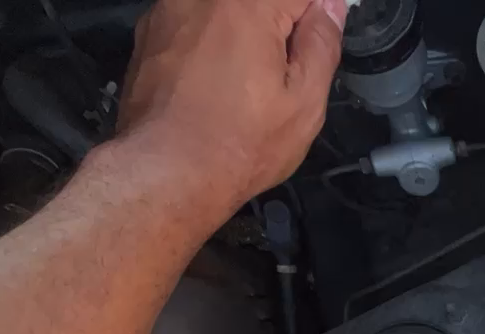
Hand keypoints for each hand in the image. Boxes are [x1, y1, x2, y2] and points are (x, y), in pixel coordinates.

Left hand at [113, 0, 347, 214]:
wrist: (171, 167)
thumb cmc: (240, 143)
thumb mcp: (304, 104)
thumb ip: (322, 45)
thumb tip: (331, 7)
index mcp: (250, 5)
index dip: (319, 15)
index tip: (320, 41)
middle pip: (260, 2)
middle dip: (282, 26)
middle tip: (286, 72)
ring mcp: (173, 6)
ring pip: (227, 10)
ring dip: (246, 34)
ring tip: (250, 84)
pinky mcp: (153, 28)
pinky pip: (197, 20)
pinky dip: (215, 41)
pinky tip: (220, 84)